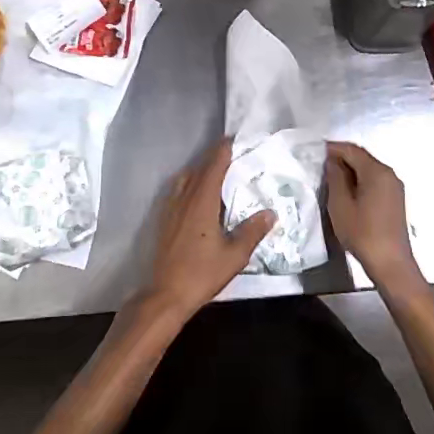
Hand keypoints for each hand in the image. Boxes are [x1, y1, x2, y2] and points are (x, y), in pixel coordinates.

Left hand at [145, 139, 275, 314]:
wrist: (165, 294)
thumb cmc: (201, 273)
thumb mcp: (234, 255)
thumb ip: (252, 231)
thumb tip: (270, 213)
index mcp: (201, 200)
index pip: (214, 165)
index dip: (224, 149)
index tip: (236, 139)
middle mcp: (184, 197)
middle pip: (199, 168)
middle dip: (215, 157)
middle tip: (234, 154)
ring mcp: (170, 207)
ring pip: (186, 177)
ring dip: (201, 169)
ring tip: (218, 171)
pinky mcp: (164, 218)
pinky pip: (178, 190)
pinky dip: (190, 183)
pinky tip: (198, 195)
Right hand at [325, 142, 422, 291]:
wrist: (390, 263)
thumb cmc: (362, 232)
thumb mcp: (340, 204)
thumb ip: (335, 177)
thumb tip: (332, 161)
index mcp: (377, 172)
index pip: (352, 150)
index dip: (333, 148)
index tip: (315, 151)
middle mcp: (389, 174)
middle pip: (362, 157)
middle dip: (341, 157)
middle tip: (320, 164)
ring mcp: (394, 186)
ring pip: (368, 168)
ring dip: (350, 169)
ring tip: (330, 177)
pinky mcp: (394, 198)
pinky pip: (374, 180)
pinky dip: (359, 179)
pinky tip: (346, 190)